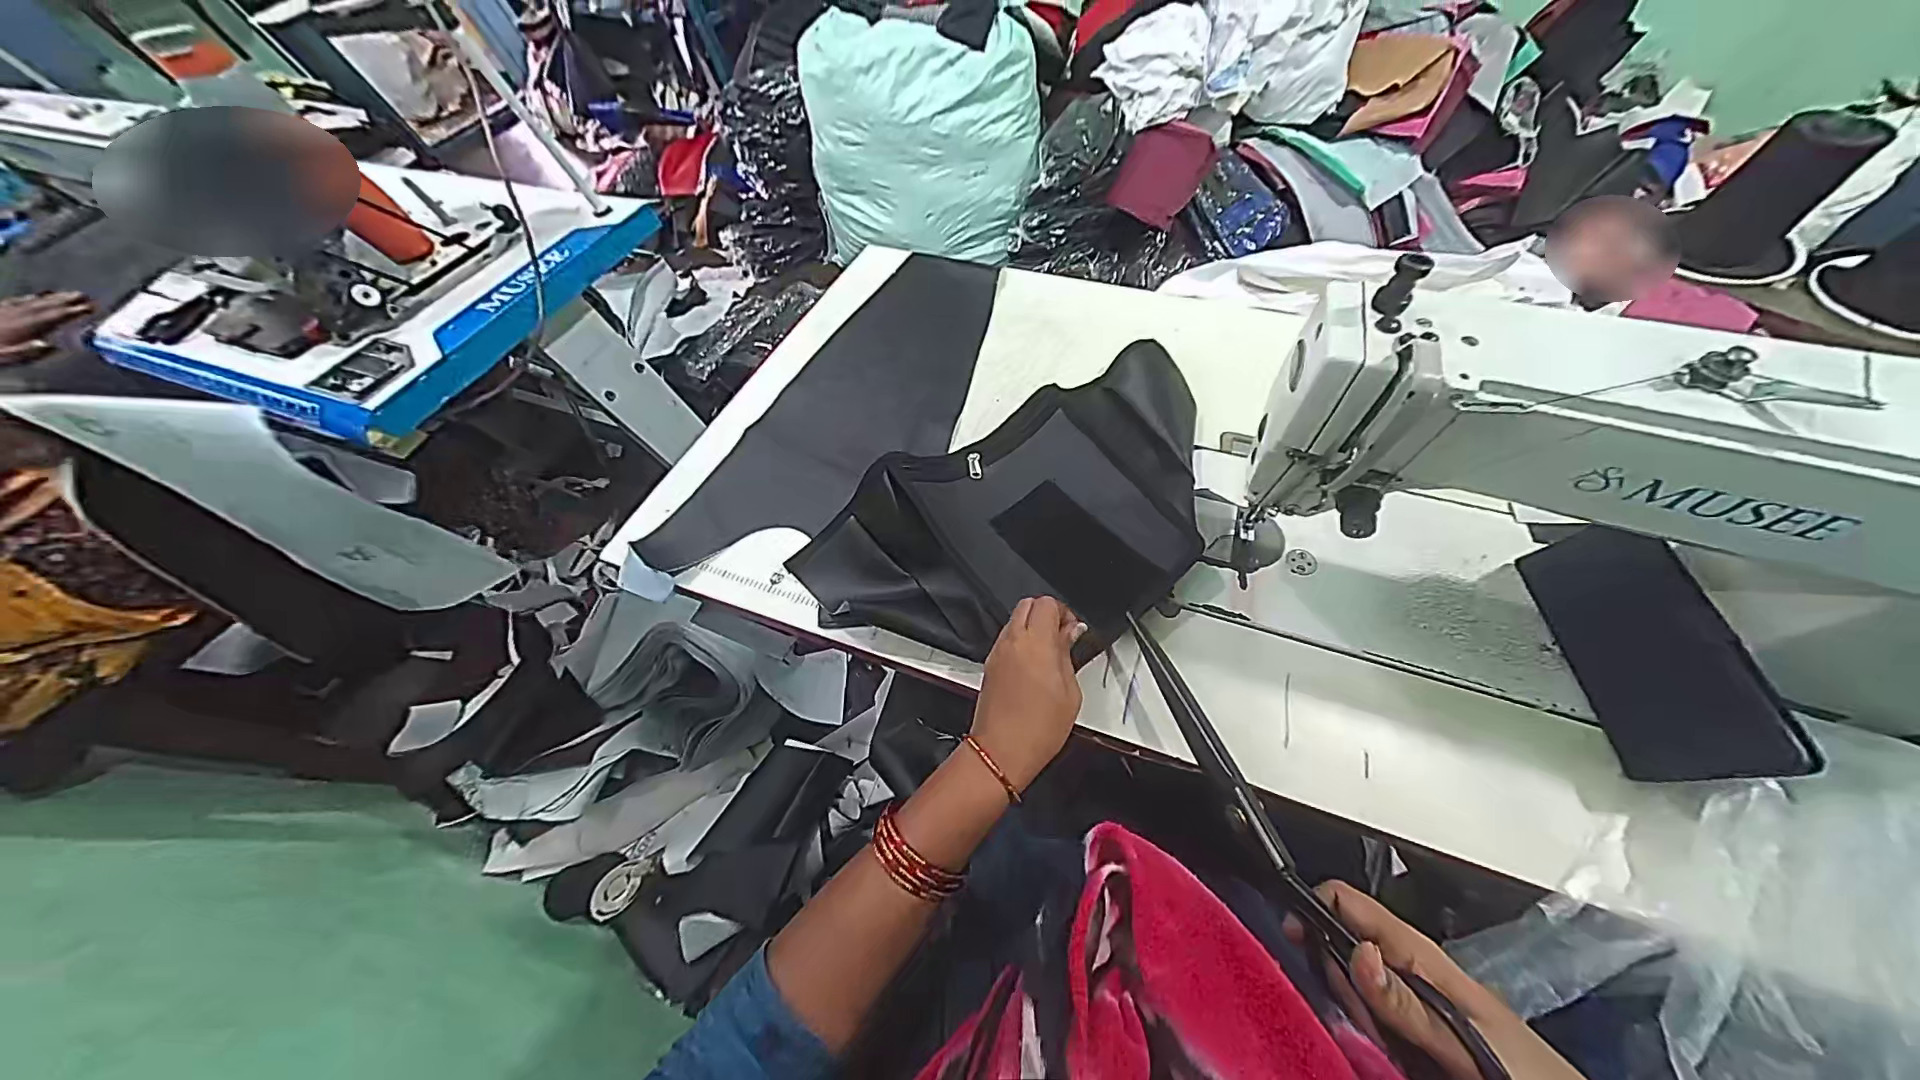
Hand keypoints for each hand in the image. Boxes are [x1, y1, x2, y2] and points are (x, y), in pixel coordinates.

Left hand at [0, 291, 92, 363]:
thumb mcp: (6, 358)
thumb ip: (28, 352)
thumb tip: (49, 345)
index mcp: (21, 328)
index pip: (53, 317)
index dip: (74, 311)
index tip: (92, 306)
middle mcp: (12, 317)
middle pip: (42, 306)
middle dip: (64, 301)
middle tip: (83, 295)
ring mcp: (0, 313)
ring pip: (28, 303)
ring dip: (49, 298)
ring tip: (65, 294)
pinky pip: (10, 302)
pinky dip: (25, 299)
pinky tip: (30, 298)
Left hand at [969, 596, 1085, 791]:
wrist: (1001, 751)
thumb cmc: (1037, 729)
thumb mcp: (1069, 691)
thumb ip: (1067, 653)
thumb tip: (1071, 633)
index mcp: (1036, 643)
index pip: (1047, 603)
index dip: (1064, 612)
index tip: (1073, 629)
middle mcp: (1012, 642)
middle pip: (1027, 604)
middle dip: (1047, 613)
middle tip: (1063, 635)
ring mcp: (998, 653)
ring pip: (1014, 621)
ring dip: (1032, 627)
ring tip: (1051, 653)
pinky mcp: (990, 665)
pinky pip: (1006, 640)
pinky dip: (1021, 642)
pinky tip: (1035, 666)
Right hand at [1287, 881, 1587, 1079]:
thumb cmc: (1523, 1067)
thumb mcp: (1462, 1032)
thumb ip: (1406, 998)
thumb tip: (1357, 951)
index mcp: (1414, 949)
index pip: (1341, 898)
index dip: (1311, 909)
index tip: (1296, 941)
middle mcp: (1403, 961)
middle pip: (1334, 940)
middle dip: (1331, 972)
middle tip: (1357, 1015)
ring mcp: (1403, 990)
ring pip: (1345, 977)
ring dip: (1346, 1003)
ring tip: (1377, 1039)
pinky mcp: (1405, 1018)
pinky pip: (1361, 1008)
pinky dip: (1358, 1023)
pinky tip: (1376, 1045)